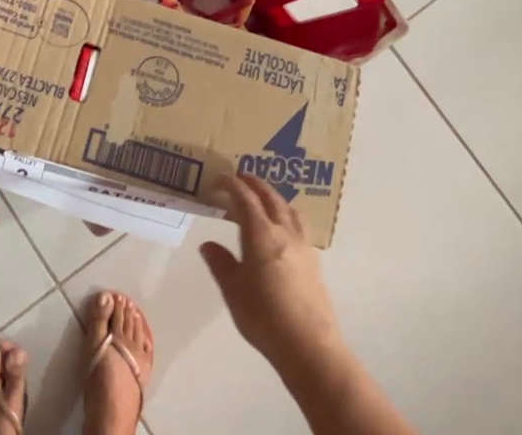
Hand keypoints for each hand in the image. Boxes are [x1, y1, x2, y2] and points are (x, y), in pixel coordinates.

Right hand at [199, 174, 342, 368]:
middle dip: (255, 184)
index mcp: (261, 235)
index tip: (221, 178)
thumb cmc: (263, 316)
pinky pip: (299, 226)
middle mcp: (284, 233)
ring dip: (274, 197)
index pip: (245, 199)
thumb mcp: (233, 290)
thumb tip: (208, 244)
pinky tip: (283, 229)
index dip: (232, 185)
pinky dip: (287, 215)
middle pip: (271, 198)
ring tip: (264, 198)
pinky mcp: (314, 263)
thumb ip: (221, 263)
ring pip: (289, 210)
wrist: (308, 345)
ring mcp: (303, 247)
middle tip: (242, 177)